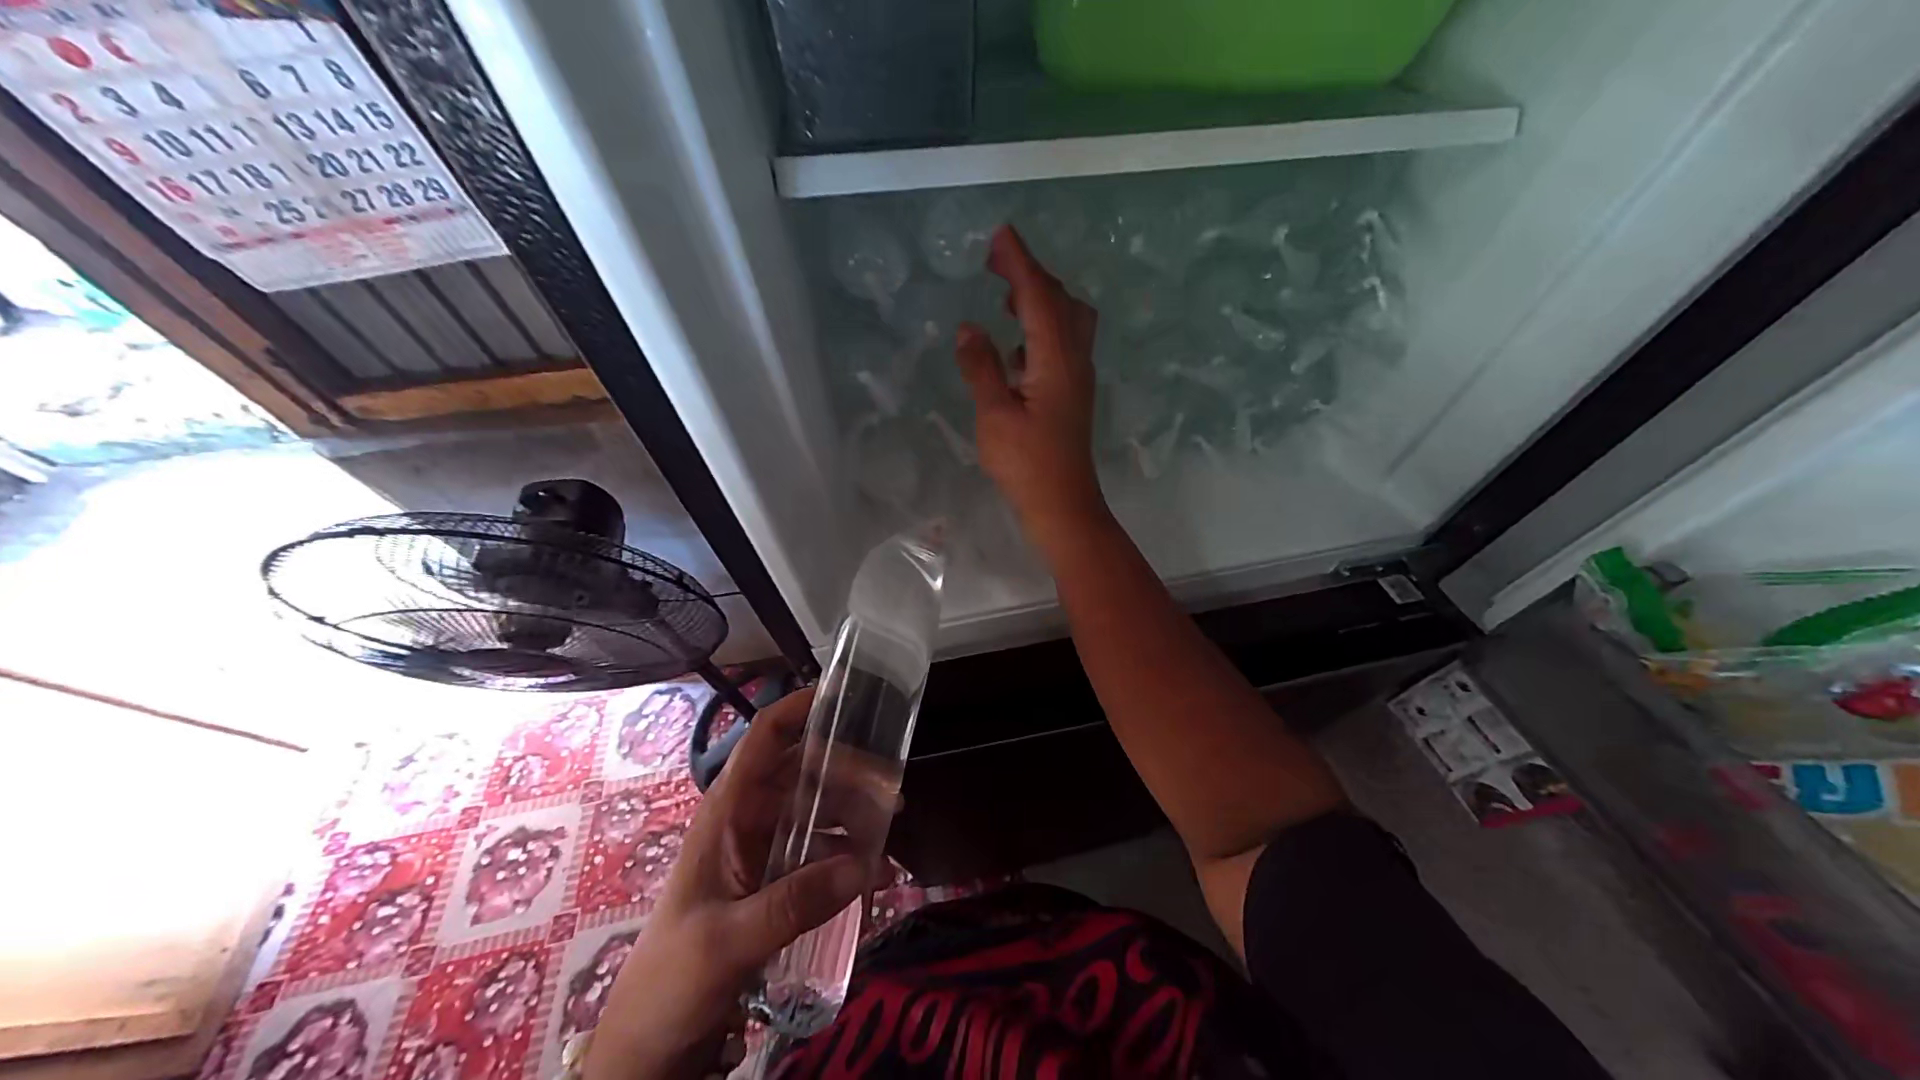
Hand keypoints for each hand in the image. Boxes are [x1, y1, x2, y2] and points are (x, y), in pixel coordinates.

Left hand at [584, 688, 883, 1079]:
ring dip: (853, 814)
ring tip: (890, 829)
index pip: (764, 741)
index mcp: (725, 813)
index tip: (845, 696)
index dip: (799, 709)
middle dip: (847, 773)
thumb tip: (863, 864)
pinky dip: (847, 854)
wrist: (649, 1045)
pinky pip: (818, 853)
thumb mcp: (728, 940)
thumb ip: (793, 903)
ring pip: (815, 811)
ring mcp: (761, 853)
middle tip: (893, 792)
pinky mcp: (774, 884)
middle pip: (803, 773)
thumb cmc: (672, 979)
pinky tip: (874, 869)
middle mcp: (746, 821)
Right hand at [956, 227, 1107, 545]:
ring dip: (1042, 298)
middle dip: (1031, 273)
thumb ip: (982, 369)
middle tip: (997, 259)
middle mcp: (1074, 359)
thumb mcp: (995, 416)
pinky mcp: (1072, 393)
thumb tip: (968, 329)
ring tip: (1008, 294)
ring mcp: (1077, 376)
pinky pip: (1063, 342)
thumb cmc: (1026, 464)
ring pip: (1069, 320)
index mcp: (1055, 359)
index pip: (1038, 297)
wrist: (1063, 505)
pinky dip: (1043, 326)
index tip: (1001, 235)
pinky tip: (1018, 343)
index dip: (1019, 263)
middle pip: (1060, 300)